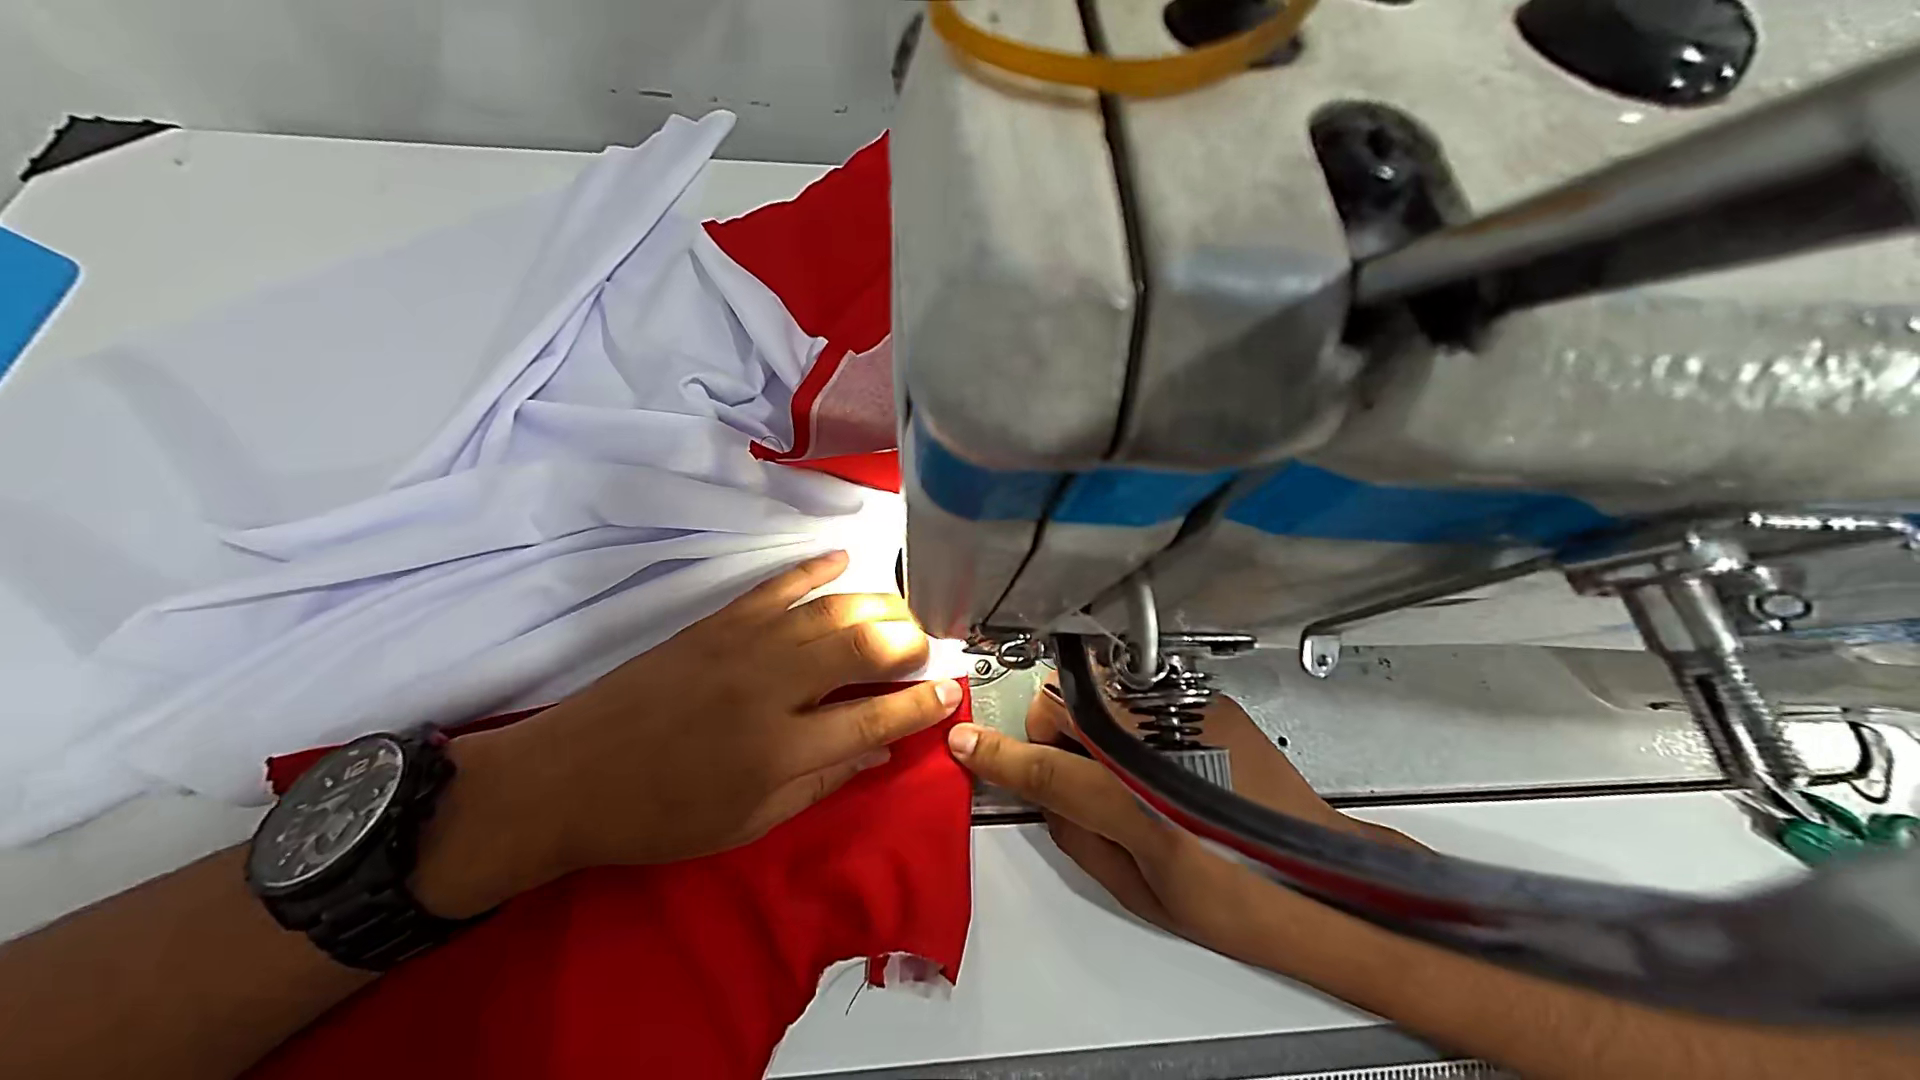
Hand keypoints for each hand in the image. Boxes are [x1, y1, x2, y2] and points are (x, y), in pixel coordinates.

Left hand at [419, 551, 962, 914]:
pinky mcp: (714, 623)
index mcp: (780, 750)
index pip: (874, 718)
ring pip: (829, 610)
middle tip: (928, 647)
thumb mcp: (749, 822)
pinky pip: (775, 587)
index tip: (950, 691)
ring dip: (876, 605)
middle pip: (862, 648)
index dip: (921, 704)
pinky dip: (813, 571)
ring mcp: (741, 646)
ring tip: (902, 612)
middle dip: (909, 642)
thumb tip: (880, 748)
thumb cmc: (660, 816)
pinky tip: (843, 560)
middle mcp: (770, 688)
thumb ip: (822, 781)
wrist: (565, 778)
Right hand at [947, 681, 1414, 964]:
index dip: (998, 755)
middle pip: (1062, 702)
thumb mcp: (1139, 889)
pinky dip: (1127, 715)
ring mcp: (1187, 712)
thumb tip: (1042, 795)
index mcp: (1139, 803)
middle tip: (1069, 768)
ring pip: (1096, 688)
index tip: (966, 743)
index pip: (1045, 767)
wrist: (1323, 876)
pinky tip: (1156, 752)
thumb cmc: (1238, 896)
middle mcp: (1161, 743)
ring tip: (1119, 764)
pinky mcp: (1207, 700)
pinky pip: (1137, 692)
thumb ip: (1075, 835)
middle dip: (1050, 731)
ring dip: (1087, 720)